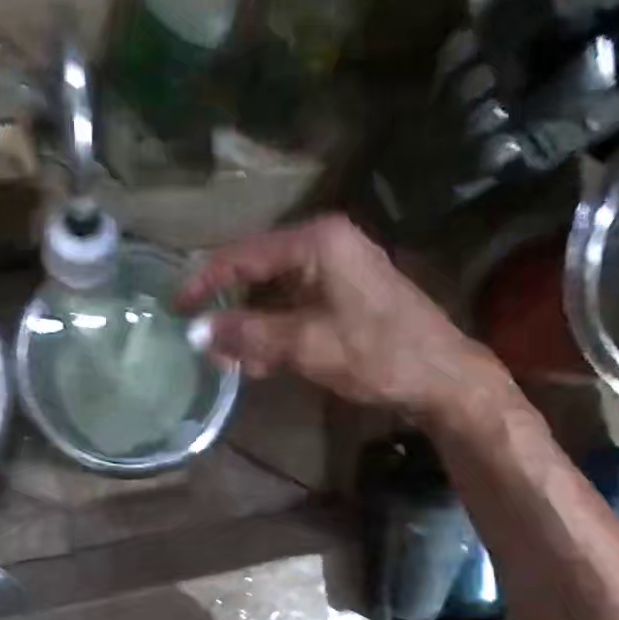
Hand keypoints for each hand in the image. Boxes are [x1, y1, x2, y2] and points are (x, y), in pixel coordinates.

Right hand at [179, 215, 499, 416]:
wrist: (443, 377)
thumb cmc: (377, 354)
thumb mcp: (305, 345)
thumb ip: (247, 334)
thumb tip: (196, 332)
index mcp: (317, 242)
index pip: (242, 255)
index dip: (204, 282)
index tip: (176, 308)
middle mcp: (326, 245)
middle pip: (257, 271)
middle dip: (228, 308)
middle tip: (202, 340)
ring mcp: (338, 269)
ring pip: (274, 292)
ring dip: (250, 325)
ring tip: (229, 359)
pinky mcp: (345, 294)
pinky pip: (294, 306)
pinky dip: (274, 331)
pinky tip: (260, 361)